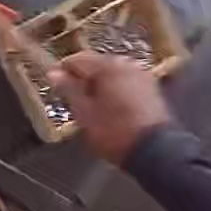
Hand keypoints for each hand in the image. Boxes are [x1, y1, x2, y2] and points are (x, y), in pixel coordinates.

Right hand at [47, 52, 171, 164]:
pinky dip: (115, 89)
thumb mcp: (85, 113)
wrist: (156, 150)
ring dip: (100, 84)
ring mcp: (141, 74)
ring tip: (92, 105)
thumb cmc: (114, 132)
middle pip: (96, 64)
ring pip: (112, 73)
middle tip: (73, 98)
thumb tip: (54, 73)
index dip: (63, 71)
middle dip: (83, 78)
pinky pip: (126, 81)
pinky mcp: (151, 87)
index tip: (55, 85)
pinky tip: (111, 106)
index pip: (77, 59)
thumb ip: (69, 89)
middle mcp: (125, 63)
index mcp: (106, 65)